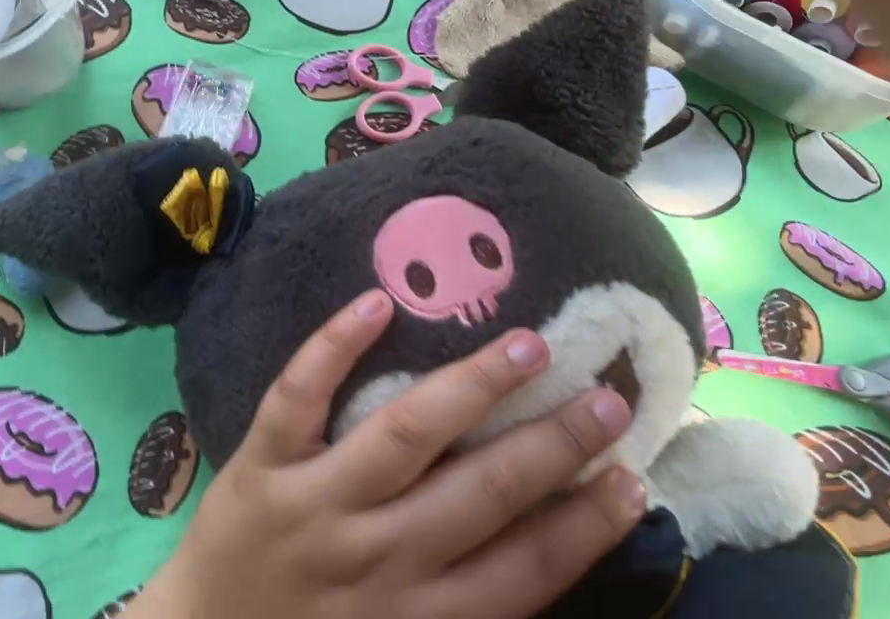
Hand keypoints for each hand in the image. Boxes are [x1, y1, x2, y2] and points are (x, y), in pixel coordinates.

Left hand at [128, 289, 645, 618]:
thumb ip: (461, 605)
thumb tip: (538, 544)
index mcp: (422, 616)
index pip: (525, 568)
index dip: (586, 524)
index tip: (631, 476)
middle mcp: (378, 558)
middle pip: (482, 493)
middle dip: (553, 445)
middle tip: (609, 397)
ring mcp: (315, 505)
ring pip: (405, 434)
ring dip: (472, 386)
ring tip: (529, 345)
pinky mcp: (259, 466)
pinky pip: (298, 398)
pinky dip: (334, 346)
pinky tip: (377, 302)